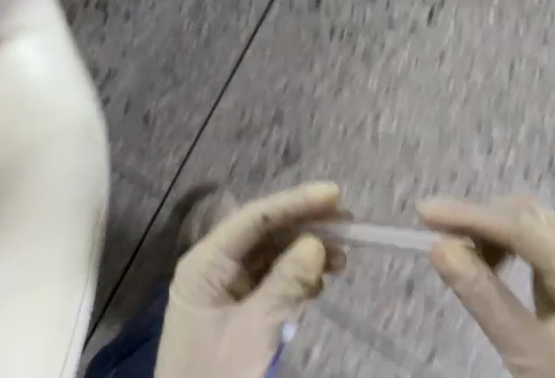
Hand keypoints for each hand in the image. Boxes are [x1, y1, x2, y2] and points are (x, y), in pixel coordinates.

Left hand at [156, 182, 343, 377]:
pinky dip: (296, 281)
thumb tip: (316, 244)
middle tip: (348, 224)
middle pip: (264, 234)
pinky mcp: (238, 311)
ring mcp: (226, 288)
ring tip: (342, 260)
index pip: (254, 218)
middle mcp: (214, 265)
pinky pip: (270, 283)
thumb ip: (285, 284)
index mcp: (206, 261)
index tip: (333, 194)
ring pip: (271, 257)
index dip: (294, 202)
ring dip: (305, 256)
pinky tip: (319, 283)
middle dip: (305, 227)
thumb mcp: (253, 330)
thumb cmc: (215, 373)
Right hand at [419, 196, 554, 377]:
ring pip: (538, 227)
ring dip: (497, 235)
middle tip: (440, 241)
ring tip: (467, 262)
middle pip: (530, 217)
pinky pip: (549, 246)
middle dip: (482, 223)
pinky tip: (497, 269)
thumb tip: (438, 247)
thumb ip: (482, 296)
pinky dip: (517, 250)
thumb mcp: (527, 352)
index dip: (468, 214)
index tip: (423, 212)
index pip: (520, 225)